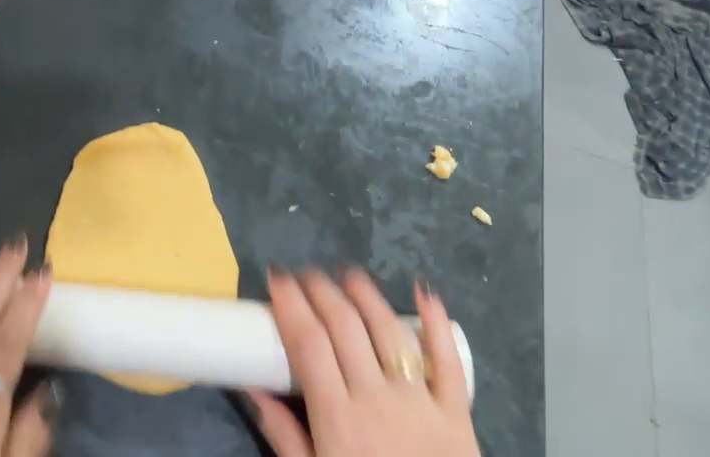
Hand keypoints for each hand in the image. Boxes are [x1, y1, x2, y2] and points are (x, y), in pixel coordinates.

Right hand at [247, 271, 478, 456]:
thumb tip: (253, 388)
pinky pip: (447, 362)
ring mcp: (420, 403)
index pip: (308, 343)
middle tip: (305, 275)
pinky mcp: (457, 415)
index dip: (291, 305)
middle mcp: (377, 400)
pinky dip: (436, 324)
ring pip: (389, 332)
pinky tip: (424, 292)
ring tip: (348, 275)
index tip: (277, 280)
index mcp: (338, 419)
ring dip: (366, 296)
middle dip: (321, 291)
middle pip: (345, 327)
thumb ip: (284, 435)